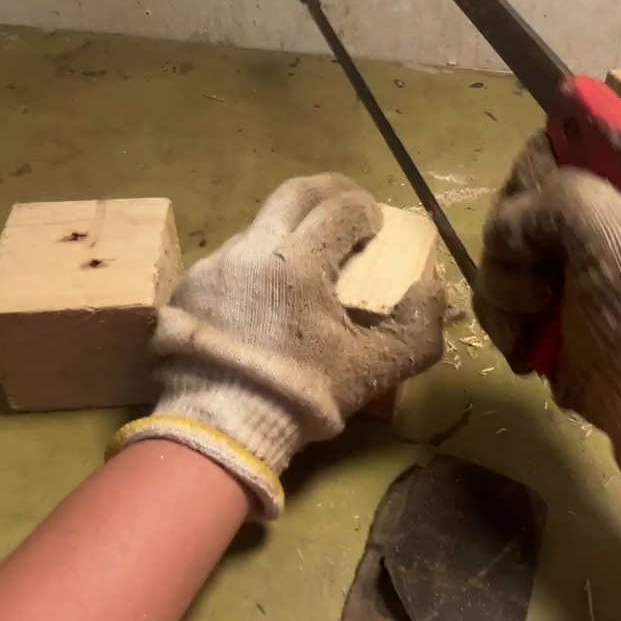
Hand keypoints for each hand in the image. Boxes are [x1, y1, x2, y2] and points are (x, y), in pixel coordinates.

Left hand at [112, 174, 444, 517]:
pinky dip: (257, 260)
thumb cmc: (302, 397)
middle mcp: (253, 249)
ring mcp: (216, 265)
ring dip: (290, 227)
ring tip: (306, 254)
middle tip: (350, 203)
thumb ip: (416, 330)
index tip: (376, 224)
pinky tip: (264, 291)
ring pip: (260, 224)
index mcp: (299, 262)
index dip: (365, 208)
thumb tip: (431, 290)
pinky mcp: (189, 286)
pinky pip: (230, 257)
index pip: (340, 208)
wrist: (219, 430)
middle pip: (295, 193)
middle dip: (330, 190)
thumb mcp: (373, 371)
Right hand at [475, 134, 620, 518]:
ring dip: (505, 288)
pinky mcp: (532, 304)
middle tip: (542, 274)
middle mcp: (583, 217)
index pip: (558, 143)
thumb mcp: (610, 230)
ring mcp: (554, 262)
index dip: (538, 170)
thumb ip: (553, 198)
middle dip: (514, 242)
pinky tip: (524, 340)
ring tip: (536, 315)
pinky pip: (490, 290)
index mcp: (618, 186)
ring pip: (492, 248)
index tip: (540, 202)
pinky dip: (500, 317)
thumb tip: (510, 227)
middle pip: (512, 199)